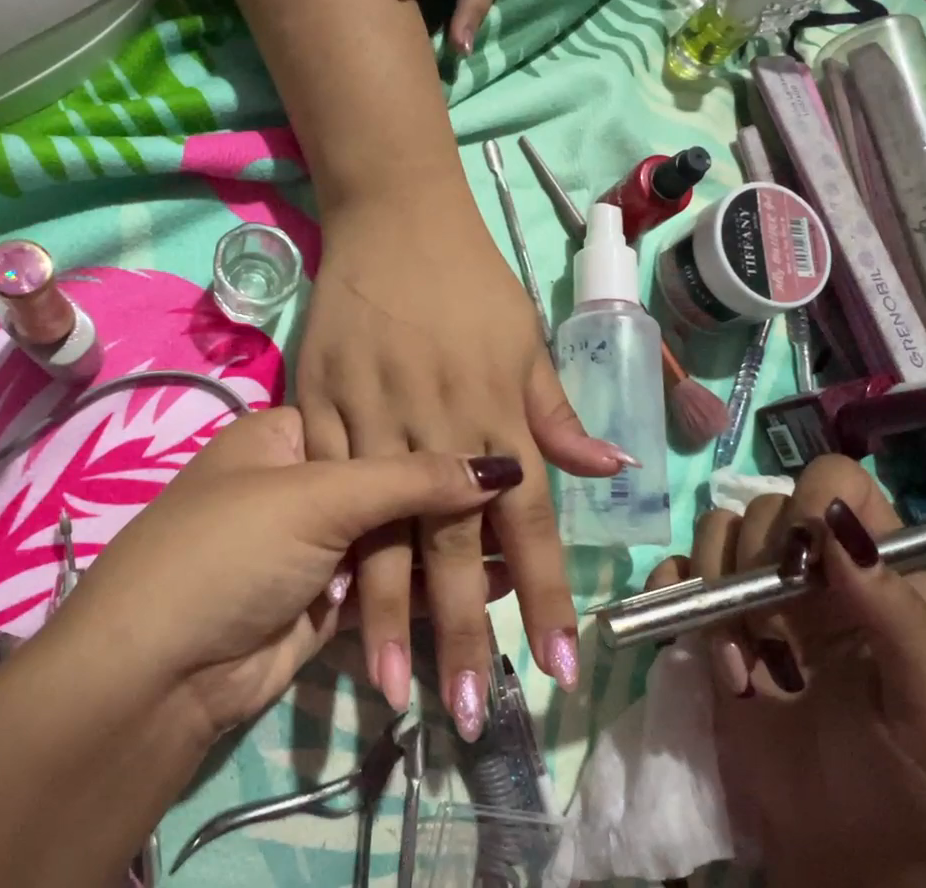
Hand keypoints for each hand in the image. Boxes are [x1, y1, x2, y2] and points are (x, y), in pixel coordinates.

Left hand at [59, 408, 521, 733]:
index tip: (504, 436)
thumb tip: (507, 465)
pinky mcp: (324, 605)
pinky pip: (390, 590)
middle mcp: (301, 485)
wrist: (162, 670)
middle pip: (391, 486)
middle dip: (453, 501)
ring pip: (395, 543)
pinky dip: (432, 592)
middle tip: (527, 501)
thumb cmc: (232, 550)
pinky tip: (487, 588)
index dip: (438, 430)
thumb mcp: (319, 497)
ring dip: (450, 551)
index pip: (379, 421)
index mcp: (286, 435)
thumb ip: (414, 479)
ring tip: (520, 550)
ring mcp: (312, 548)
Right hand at [298, 199, 625, 740]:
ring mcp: (367, 415)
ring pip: (378, 528)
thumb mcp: (527, 334)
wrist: (391, 214)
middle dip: (462, 631)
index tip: (556, 666)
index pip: (526, 520)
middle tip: (472, 711)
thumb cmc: (468, 278)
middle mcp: (435, 423)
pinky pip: (323, 483)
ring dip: (384, 611)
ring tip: (388, 687)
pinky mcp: (315, 401)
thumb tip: (610, 468)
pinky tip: (325, 599)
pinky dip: (327, 541)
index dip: (541, 594)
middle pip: (451, 542)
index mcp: (494, 408)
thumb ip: (556, 410)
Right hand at [645, 456, 925, 886]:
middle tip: (775, 627)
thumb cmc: (912, 784)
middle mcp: (816, 572)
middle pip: (765, 503)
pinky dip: (675, 599)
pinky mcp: (711, 627)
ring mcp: (758, 598)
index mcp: (883, 575)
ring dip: (719, 586)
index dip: (813, 501)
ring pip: (716, 531)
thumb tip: (836, 527)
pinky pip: (675, 576)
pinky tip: (704, 652)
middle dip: (759, 557)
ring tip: (745, 658)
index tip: (799, 556)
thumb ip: (899, 619)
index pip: (842, 486)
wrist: (848, 853)